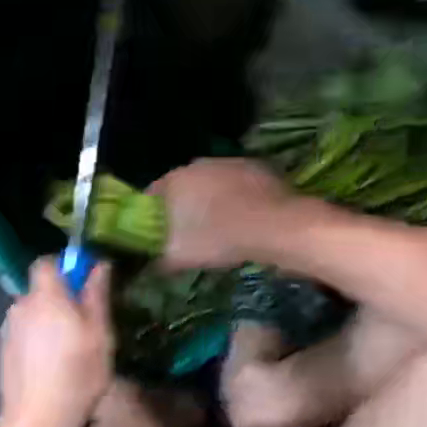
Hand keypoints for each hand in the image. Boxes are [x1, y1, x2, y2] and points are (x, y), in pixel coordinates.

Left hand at [0, 259, 113, 426]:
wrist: (35, 424)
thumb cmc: (76, 378)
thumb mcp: (99, 337)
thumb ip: (96, 296)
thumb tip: (99, 265)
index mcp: (45, 297)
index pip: (46, 262)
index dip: (64, 268)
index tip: (83, 284)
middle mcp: (21, 307)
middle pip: (40, 289)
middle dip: (59, 298)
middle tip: (83, 323)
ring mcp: (8, 329)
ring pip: (31, 311)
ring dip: (47, 319)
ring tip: (67, 349)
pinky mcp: (2, 350)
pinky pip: (23, 332)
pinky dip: (36, 338)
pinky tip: (49, 364)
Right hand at [150, 158, 298, 269]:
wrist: (277, 226)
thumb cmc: (220, 238)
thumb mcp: (180, 257)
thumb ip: (159, 259)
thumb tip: (150, 264)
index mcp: (174, 180)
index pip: (152, 193)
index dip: (153, 214)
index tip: (158, 232)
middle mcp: (197, 164)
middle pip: (183, 185)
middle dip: (184, 205)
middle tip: (190, 231)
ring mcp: (229, 162)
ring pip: (212, 182)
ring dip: (212, 198)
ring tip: (221, 225)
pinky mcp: (257, 166)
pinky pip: (238, 183)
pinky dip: (238, 196)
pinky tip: (246, 217)